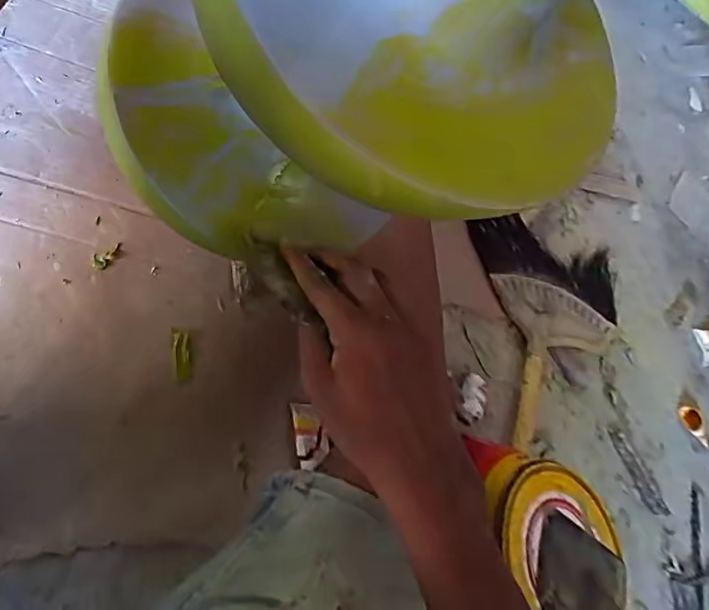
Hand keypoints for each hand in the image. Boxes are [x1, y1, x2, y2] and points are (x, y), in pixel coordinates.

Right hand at [285, 222, 530, 608]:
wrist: (421, 461)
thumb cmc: (361, 430)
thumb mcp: (320, 388)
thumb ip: (310, 343)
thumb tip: (305, 315)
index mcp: (354, 330)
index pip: (321, 285)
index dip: (301, 263)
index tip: (286, 246)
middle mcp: (384, 318)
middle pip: (355, 271)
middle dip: (329, 257)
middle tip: (308, 252)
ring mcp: (408, 326)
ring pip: (379, 280)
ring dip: (353, 268)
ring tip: (333, 269)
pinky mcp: (422, 338)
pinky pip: (395, 298)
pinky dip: (374, 287)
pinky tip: (362, 297)